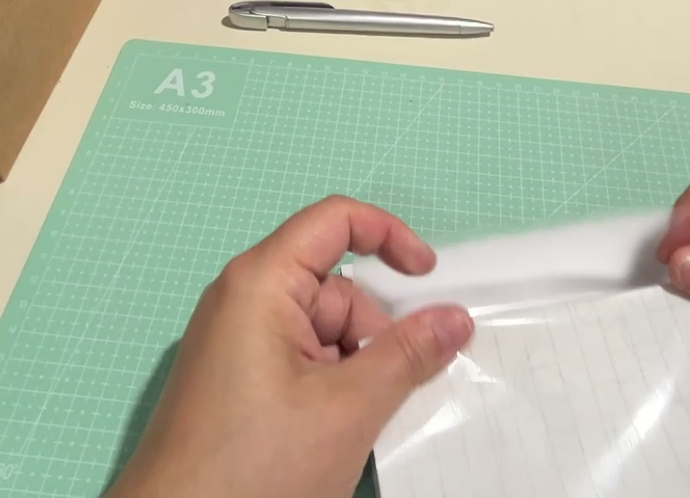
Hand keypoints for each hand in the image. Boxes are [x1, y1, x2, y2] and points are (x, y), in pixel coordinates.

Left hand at [108, 197, 473, 497]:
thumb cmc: (253, 470)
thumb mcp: (347, 409)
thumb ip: (407, 356)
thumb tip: (454, 318)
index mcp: (261, 280)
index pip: (335, 220)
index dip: (388, 234)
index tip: (428, 276)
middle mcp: (244, 297)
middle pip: (334, 286)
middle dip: (371, 332)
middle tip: (384, 392)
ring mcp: (236, 338)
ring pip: (321, 328)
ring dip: (352, 367)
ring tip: (349, 426)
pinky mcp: (234, 376)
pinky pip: (299, 357)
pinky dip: (328, 384)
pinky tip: (329, 433)